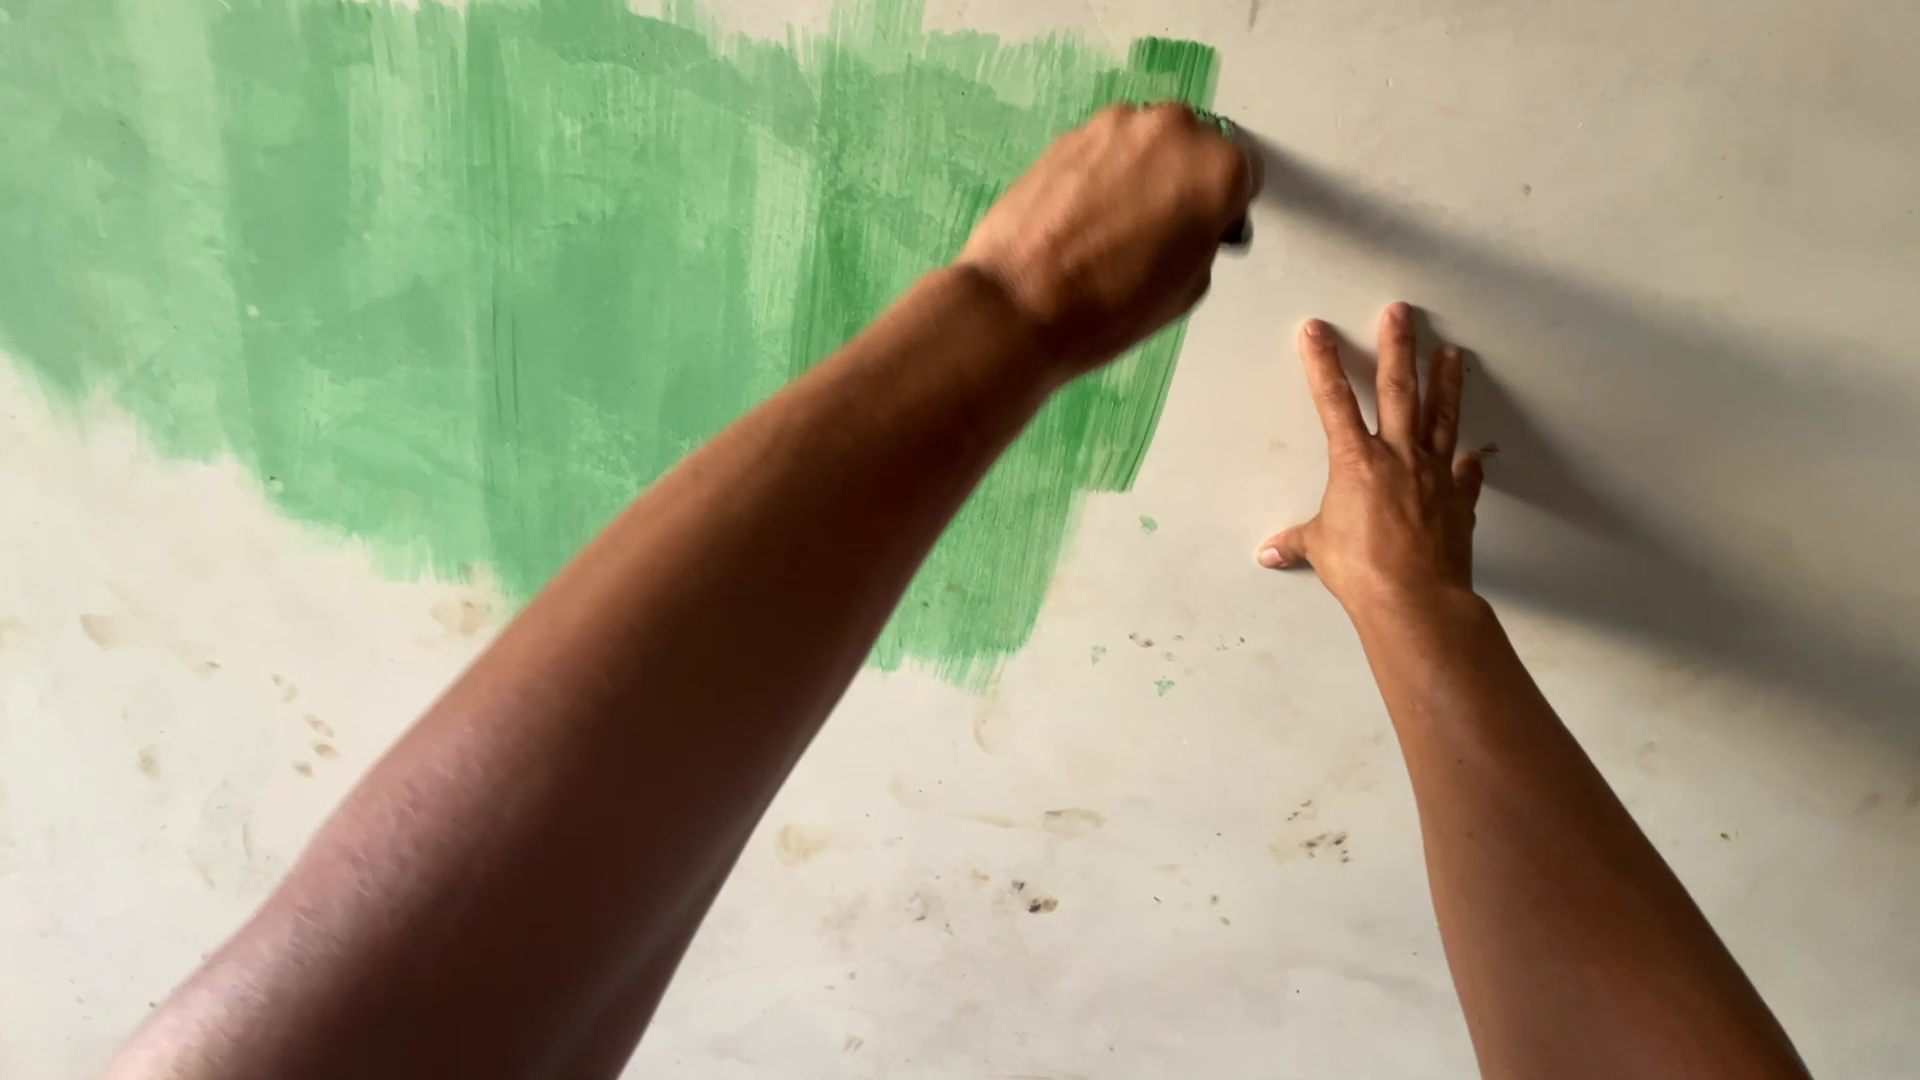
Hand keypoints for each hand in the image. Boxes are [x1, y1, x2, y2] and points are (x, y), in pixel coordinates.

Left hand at [956, 103, 1259, 377]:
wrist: (1019, 306)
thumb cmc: (1107, 311)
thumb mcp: (1186, 292)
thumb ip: (1203, 243)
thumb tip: (1190, 228)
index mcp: (1218, 171)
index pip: (1243, 176)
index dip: (1225, 210)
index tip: (1206, 233)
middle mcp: (1174, 131)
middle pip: (1194, 150)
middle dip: (1182, 186)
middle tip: (1156, 235)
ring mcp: (1117, 126)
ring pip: (1147, 146)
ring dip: (1141, 176)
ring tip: (1112, 231)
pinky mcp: (1070, 134)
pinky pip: (1105, 151)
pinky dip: (1103, 176)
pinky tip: (1083, 220)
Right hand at [1257, 303, 1483, 612]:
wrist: (1413, 597)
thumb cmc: (1360, 568)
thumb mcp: (1318, 548)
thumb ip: (1296, 542)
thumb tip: (1270, 553)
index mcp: (1355, 463)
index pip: (1332, 401)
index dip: (1321, 363)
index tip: (1316, 332)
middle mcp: (1397, 457)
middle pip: (1397, 389)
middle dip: (1396, 347)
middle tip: (1400, 313)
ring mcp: (1433, 474)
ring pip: (1440, 417)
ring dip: (1445, 383)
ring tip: (1452, 355)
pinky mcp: (1458, 499)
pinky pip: (1465, 473)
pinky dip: (1468, 461)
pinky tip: (1474, 451)